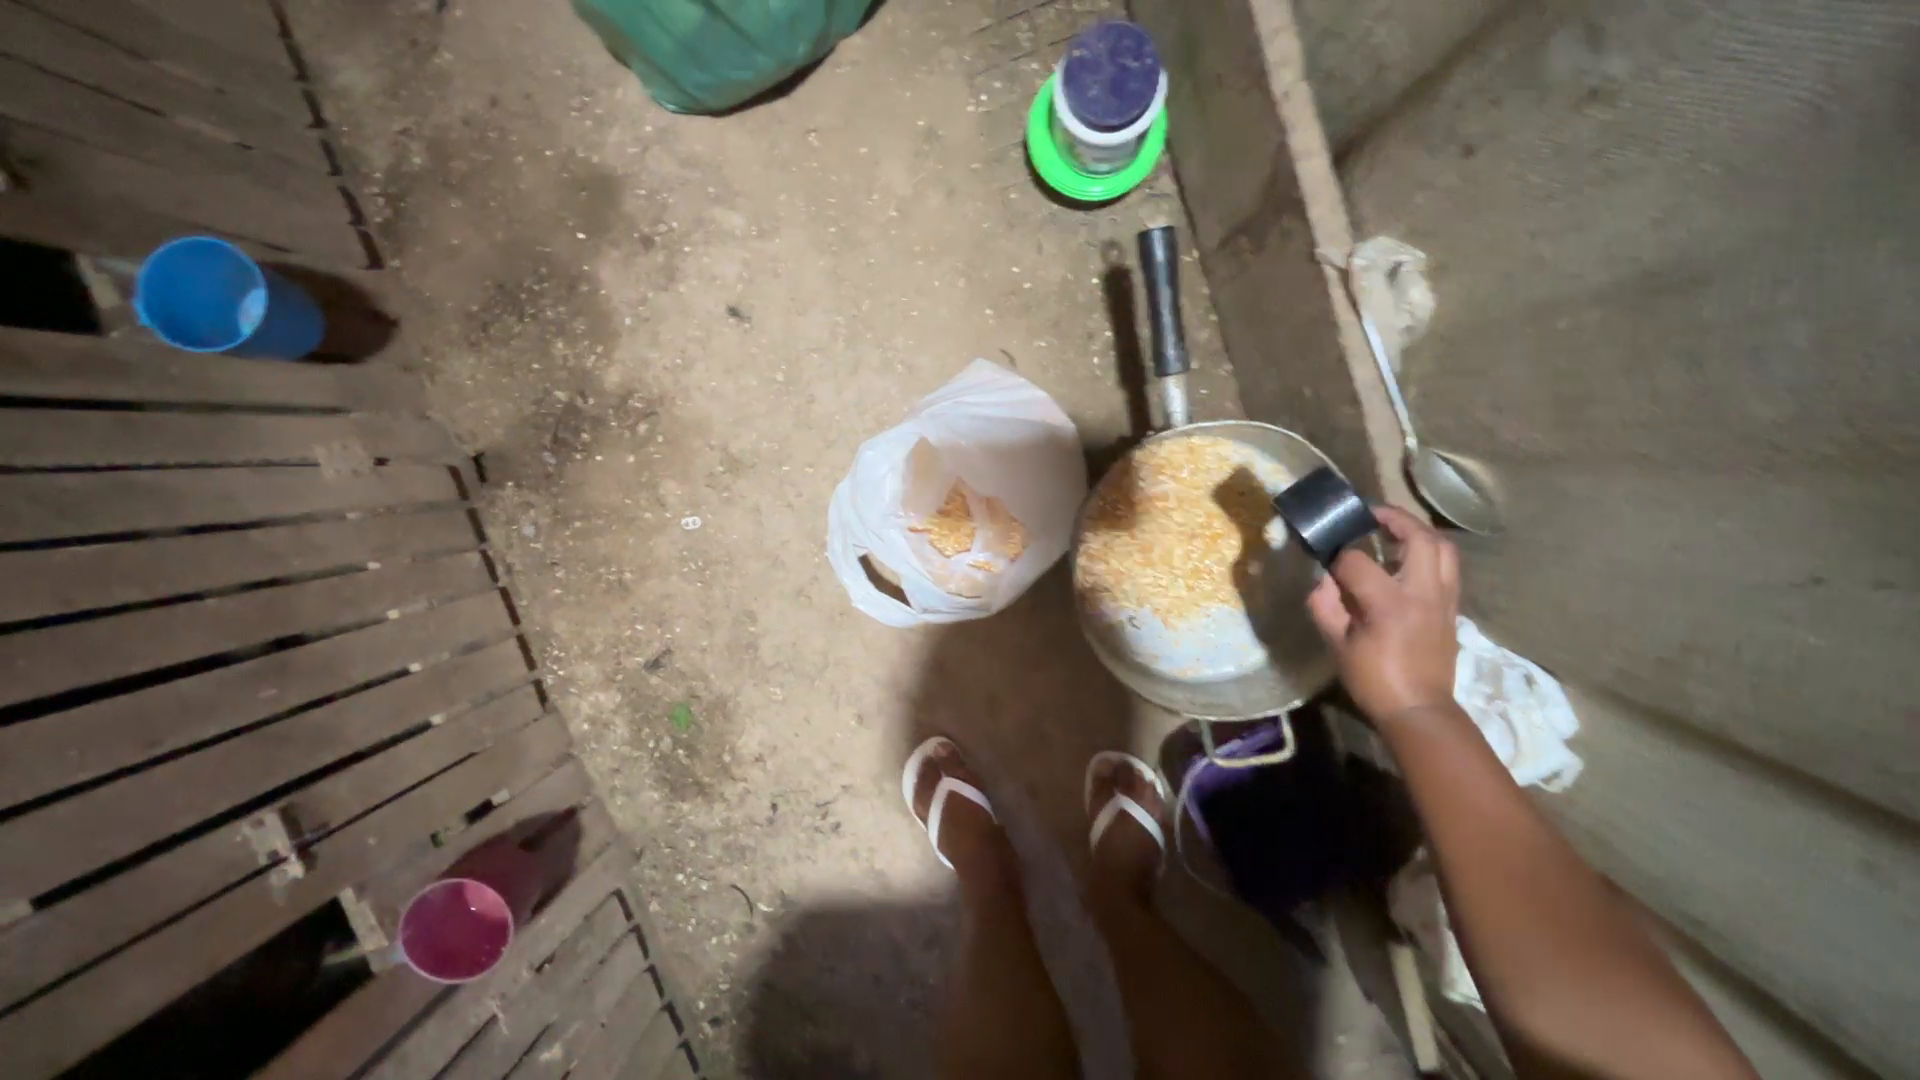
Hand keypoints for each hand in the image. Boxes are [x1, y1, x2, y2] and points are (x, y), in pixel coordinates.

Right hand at [1307, 505, 1460, 724]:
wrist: (1419, 708)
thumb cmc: (1373, 680)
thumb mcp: (1337, 644)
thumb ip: (1325, 606)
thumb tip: (1325, 580)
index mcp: (1389, 603)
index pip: (1357, 561)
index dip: (1336, 557)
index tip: (1325, 561)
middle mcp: (1423, 592)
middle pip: (1418, 537)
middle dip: (1393, 519)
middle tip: (1371, 515)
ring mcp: (1444, 598)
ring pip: (1443, 547)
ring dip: (1419, 531)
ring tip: (1396, 530)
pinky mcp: (1452, 607)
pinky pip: (1447, 566)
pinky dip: (1429, 553)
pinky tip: (1408, 559)